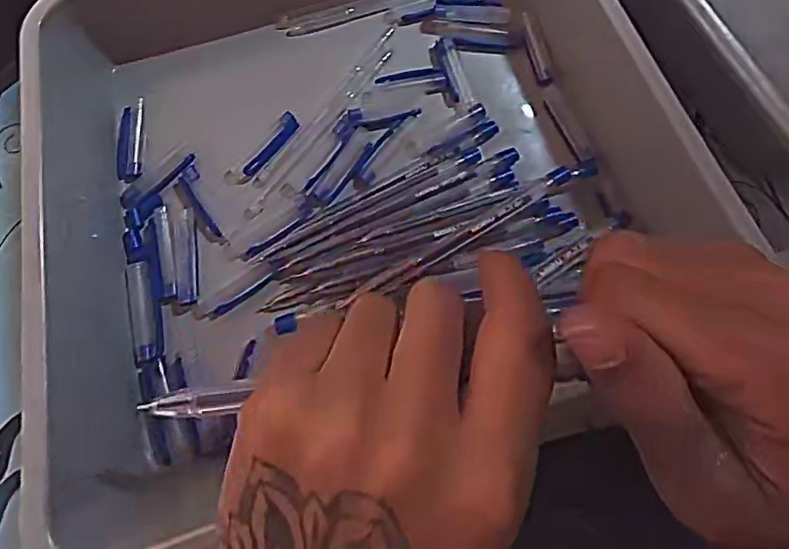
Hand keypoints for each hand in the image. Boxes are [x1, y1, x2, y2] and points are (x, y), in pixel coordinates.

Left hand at [218, 251, 552, 548]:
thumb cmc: (407, 547)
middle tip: (415, 359)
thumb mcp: (478, 502)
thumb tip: (478, 315)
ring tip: (362, 387)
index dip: (511, 285)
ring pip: (373, 305)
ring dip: (375, 335)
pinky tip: (321, 395)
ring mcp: (333, 415)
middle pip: (435, 302)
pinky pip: (320, 322)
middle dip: (431, 320)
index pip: (516, 341)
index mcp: (480, 479)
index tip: (494, 268)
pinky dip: (328, 348)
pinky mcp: (273, 401)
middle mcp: (410, 438)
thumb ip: (495, 411)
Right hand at [556, 234, 788, 548]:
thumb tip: (577, 323)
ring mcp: (772, 268)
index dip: (600, 333)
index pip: (623, 289)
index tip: (616, 384)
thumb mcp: (702, 489)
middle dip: (611, 313)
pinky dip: (655, 287)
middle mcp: (775, 291)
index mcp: (770, 355)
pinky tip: (685, 334)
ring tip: (667, 358)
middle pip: (626, 259)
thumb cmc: (776, 509)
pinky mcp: (762, 259)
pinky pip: (667, 249)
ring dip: (631, 298)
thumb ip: (645, 404)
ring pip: (640, 249)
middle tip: (640, 375)